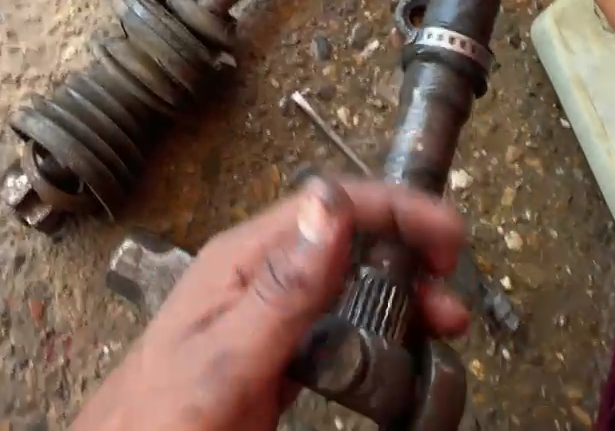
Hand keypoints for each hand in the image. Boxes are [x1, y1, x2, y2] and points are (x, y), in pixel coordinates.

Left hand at [74, 179, 471, 430]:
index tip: (448, 234)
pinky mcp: (274, 351)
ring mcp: (266, 312)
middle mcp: (258, 273)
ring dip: (398, 288)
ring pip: (345, 277)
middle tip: (452, 292)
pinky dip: (374, 326)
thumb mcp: (225, 356)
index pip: (330, 205)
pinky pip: (334, 322)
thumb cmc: (162, 417)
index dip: (394, 208)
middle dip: (406, 249)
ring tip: (441, 321)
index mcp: (243, 258)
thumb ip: (280, 287)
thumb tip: (330, 204)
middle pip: (345, 236)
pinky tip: (394, 346)